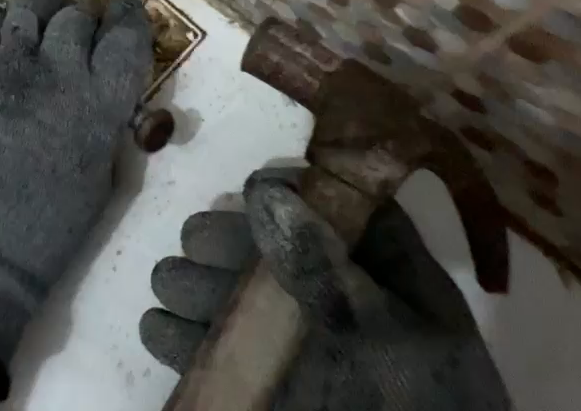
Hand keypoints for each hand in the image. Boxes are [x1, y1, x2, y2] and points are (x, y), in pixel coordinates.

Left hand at [0, 0, 153, 399]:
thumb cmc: (52, 228)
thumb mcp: (102, 172)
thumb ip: (105, 119)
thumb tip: (103, 88)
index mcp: (99, 103)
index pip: (126, 36)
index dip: (130, 16)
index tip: (129, 10)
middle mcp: (57, 74)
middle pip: (76, 16)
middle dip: (85, 11)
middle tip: (85, 12)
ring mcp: (8, 72)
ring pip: (28, 11)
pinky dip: (1, 34)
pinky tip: (5, 35)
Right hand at [140, 170, 510, 410]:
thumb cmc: (422, 402)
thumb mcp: (386, 330)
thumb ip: (322, 264)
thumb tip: (262, 195)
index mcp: (383, 269)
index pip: (333, 207)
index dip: (287, 191)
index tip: (248, 192)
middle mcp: (337, 294)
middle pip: (269, 249)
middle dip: (224, 242)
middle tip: (195, 245)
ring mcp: (297, 342)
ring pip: (235, 297)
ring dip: (195, 285)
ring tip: (169, 285)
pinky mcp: (268, 385)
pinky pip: (221, 353)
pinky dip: (185, 340)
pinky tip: (158, 327)